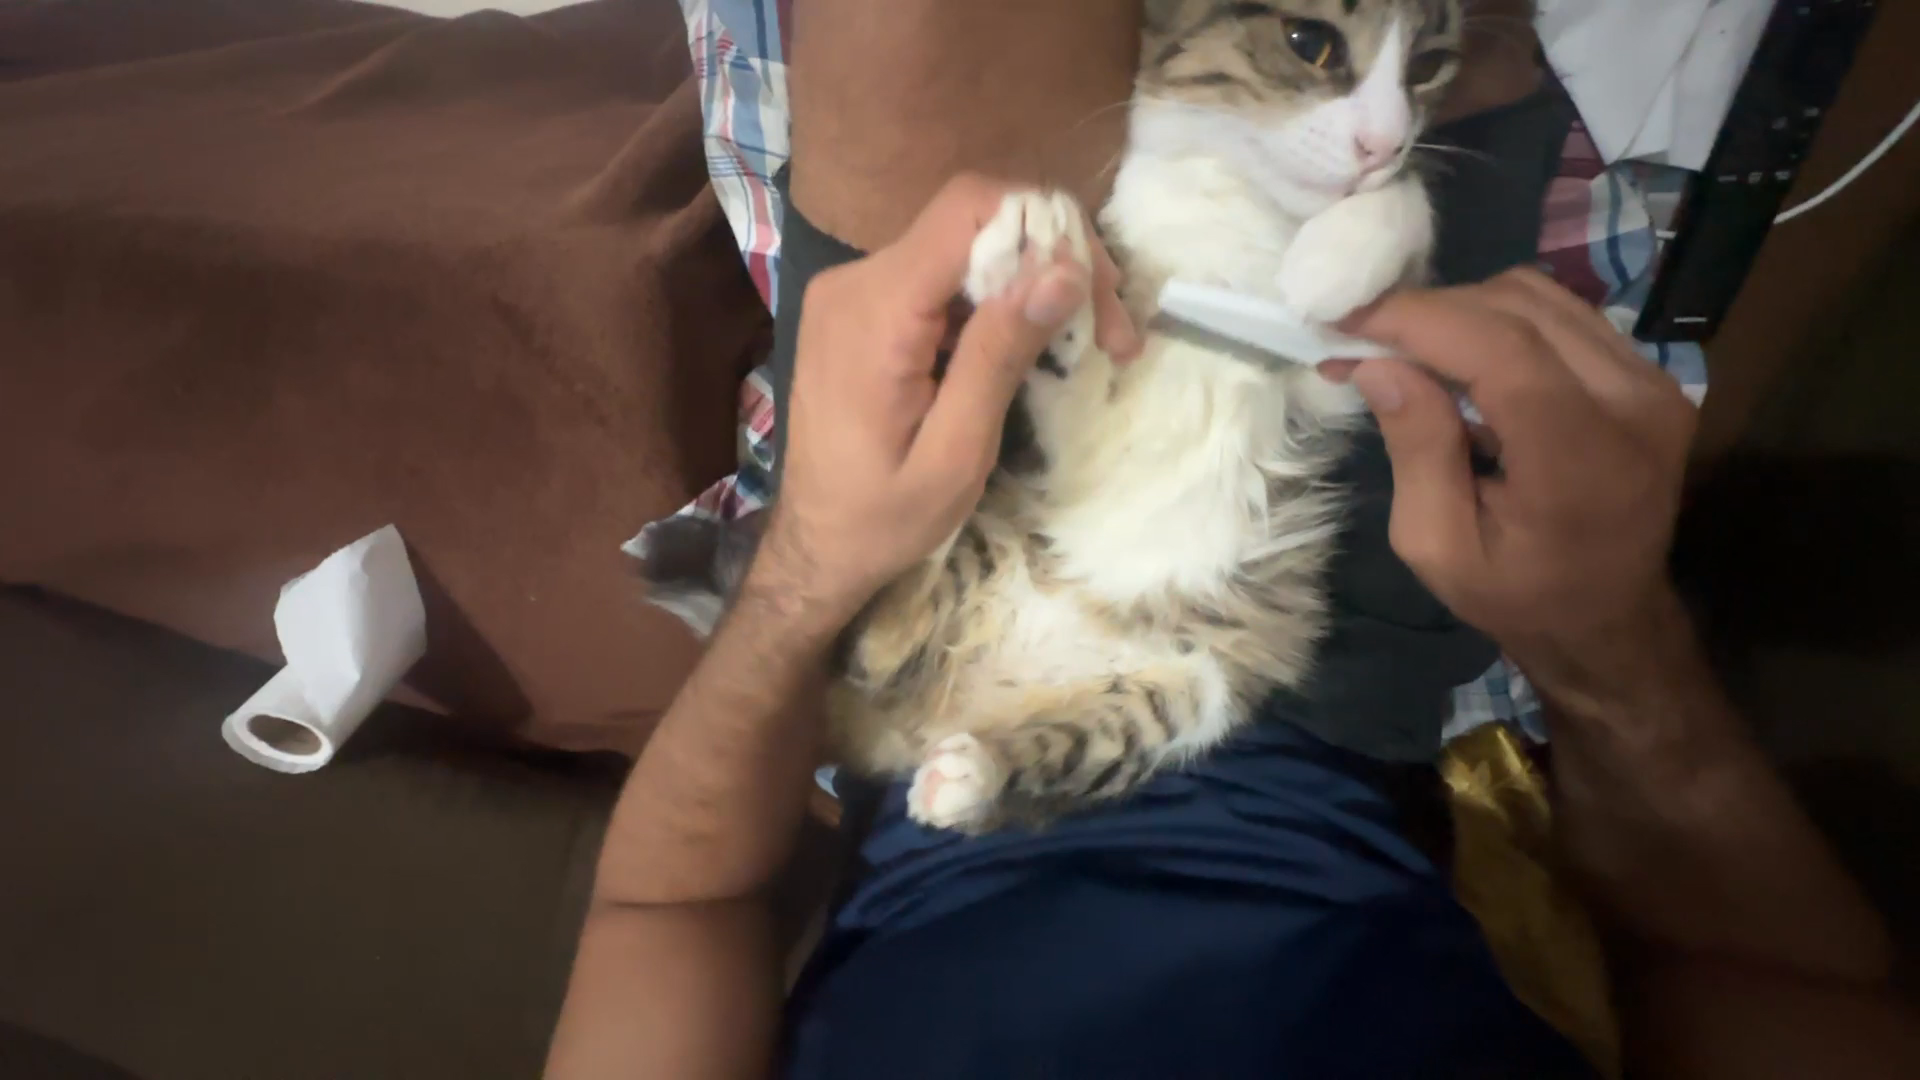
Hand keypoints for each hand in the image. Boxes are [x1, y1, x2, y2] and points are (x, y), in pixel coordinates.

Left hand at [750, 174, 1138, 629]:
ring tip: (1079, 348)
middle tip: (1109, 336)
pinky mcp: (859, 313)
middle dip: (1050, 266)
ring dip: (1026, 290)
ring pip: (962, 254)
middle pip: (972, 227)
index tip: (1097, 292)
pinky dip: (990, 308)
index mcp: (873, 312)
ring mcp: (852, 295)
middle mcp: (855, 282)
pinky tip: (1022, 352)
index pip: (968, 208)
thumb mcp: (955, 453)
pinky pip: (938, 284)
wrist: (818, 547)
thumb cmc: (883, 519)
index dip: (1047, 227)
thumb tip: (1063, 269)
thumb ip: (999, 355)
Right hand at [1334, 269, 1697, 706]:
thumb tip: (1377, 366)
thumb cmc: (1510, 594)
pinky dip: (1490, 321)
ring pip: (1540, 299)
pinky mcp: (1646, 376)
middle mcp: (1633, 404)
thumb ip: (1415, 449)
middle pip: (1520, 309)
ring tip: (1396, 346)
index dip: (1419, 320)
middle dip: (1426, 311)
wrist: (1605, 616)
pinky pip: (1560, 317)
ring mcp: (1652, 383)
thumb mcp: (1435, 542)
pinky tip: (1447, 355)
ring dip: (1456, 310)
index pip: (1502, 351)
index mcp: (1580, 460)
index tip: (1345, 318)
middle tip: (1356, 338)